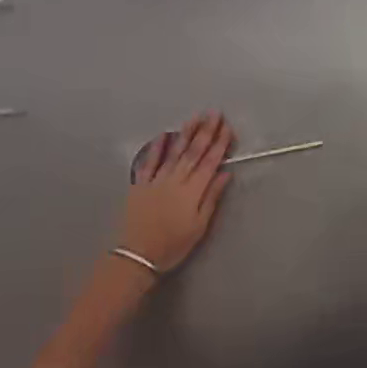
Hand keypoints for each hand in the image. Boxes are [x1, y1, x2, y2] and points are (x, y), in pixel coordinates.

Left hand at [119, 112, 234, 271]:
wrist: (139, 254)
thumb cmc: (173, 245)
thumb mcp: (199, 226)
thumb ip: (211, 197)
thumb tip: (224, 174)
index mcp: (192, 191)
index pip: (209, 162)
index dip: (219, 144)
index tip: (227, 128)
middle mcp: (175, 180)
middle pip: (193, 152)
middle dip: (205, 131)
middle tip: (214, 113)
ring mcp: (157, 180)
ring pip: (174, 152)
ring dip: (185, 133)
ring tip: (195, 117)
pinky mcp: (141, 184)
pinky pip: (150, 161)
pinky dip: (157, 147)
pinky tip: (164, 134)